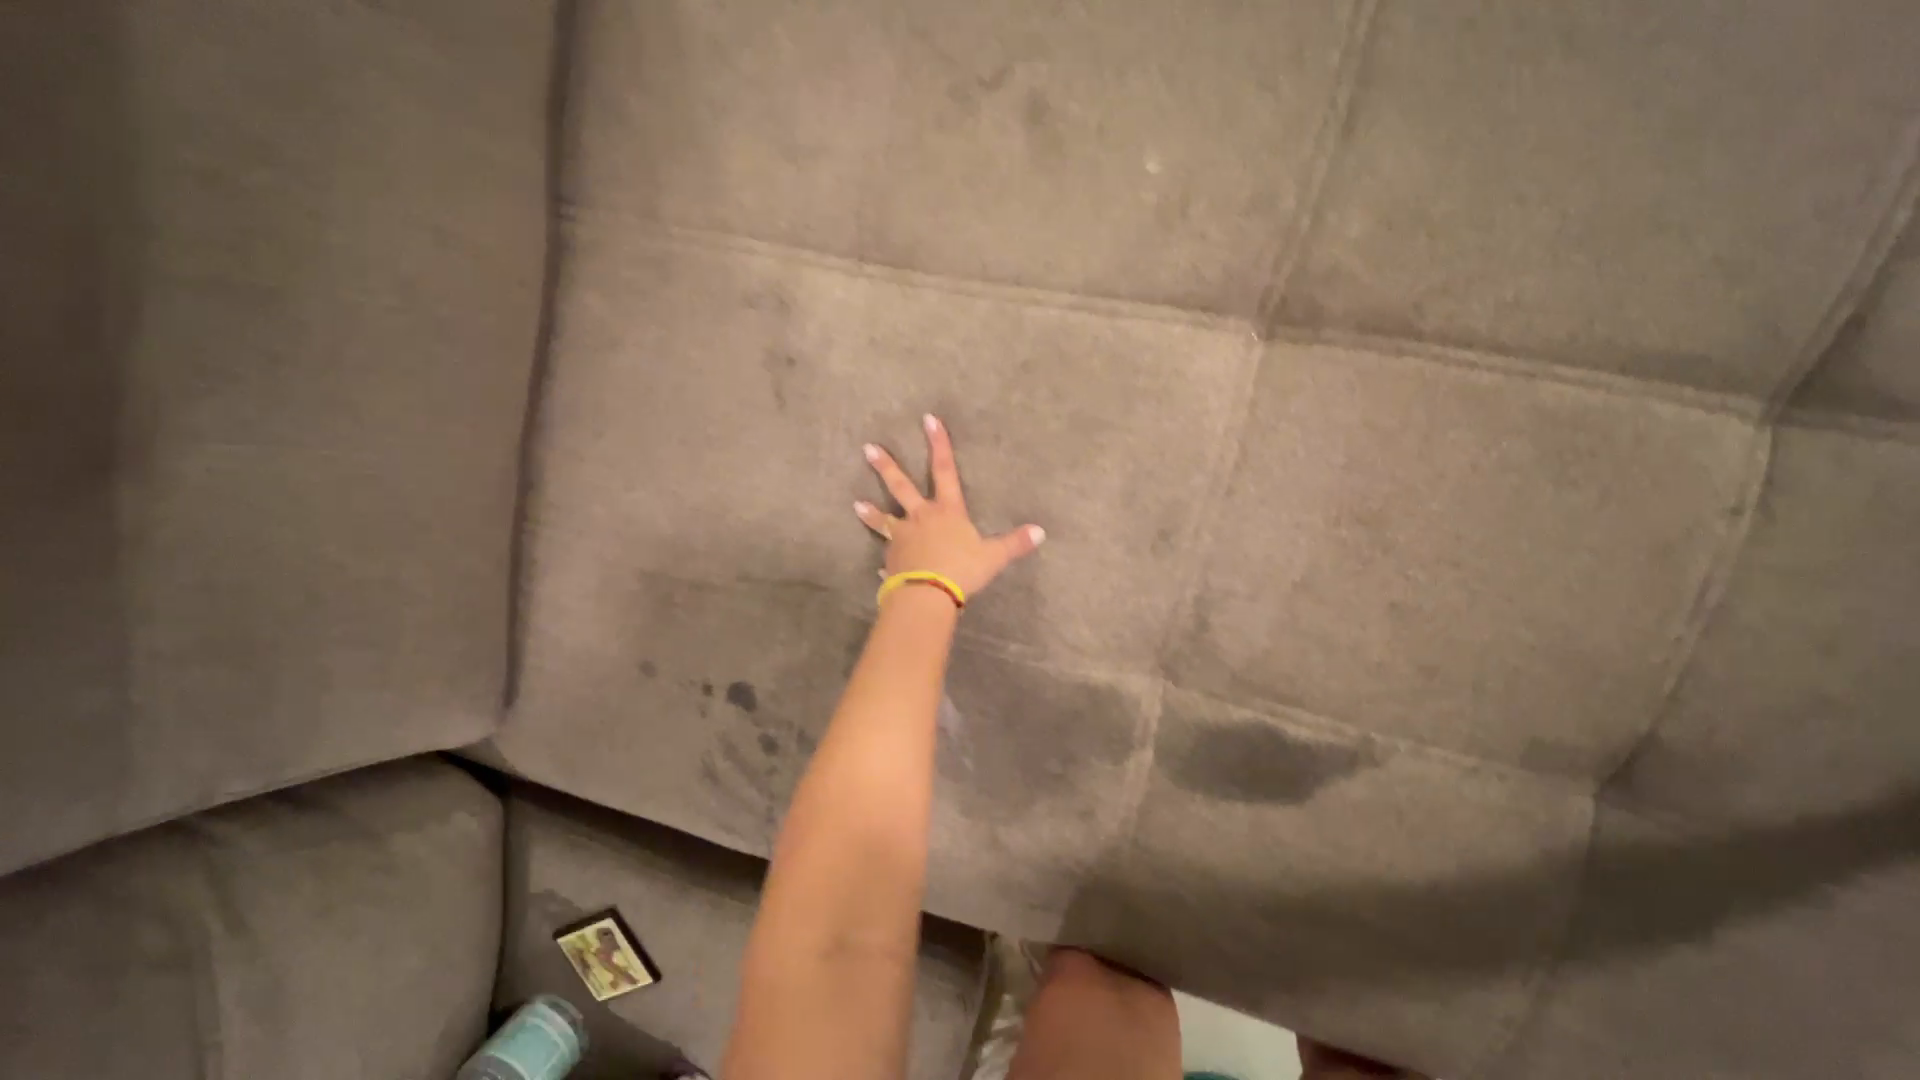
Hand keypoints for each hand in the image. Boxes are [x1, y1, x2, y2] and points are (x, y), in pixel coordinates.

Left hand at [854, 414, 1044, 597]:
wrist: (926, 595)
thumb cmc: (961, 570)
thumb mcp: (993, 557)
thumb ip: (1014, 543)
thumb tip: (1040, 531)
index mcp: (947, 511)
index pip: (944, 470)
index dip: (938, 444)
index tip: (928, 420)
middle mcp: (920, 518)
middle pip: (901, 486)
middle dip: (886, 466)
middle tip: (868, 448)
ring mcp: (902, 538)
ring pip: (884, 520)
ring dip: (870, 512)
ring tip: (856, 504)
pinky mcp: (891, 559)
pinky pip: (888, 558)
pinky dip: (885, 562)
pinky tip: (880, 567)